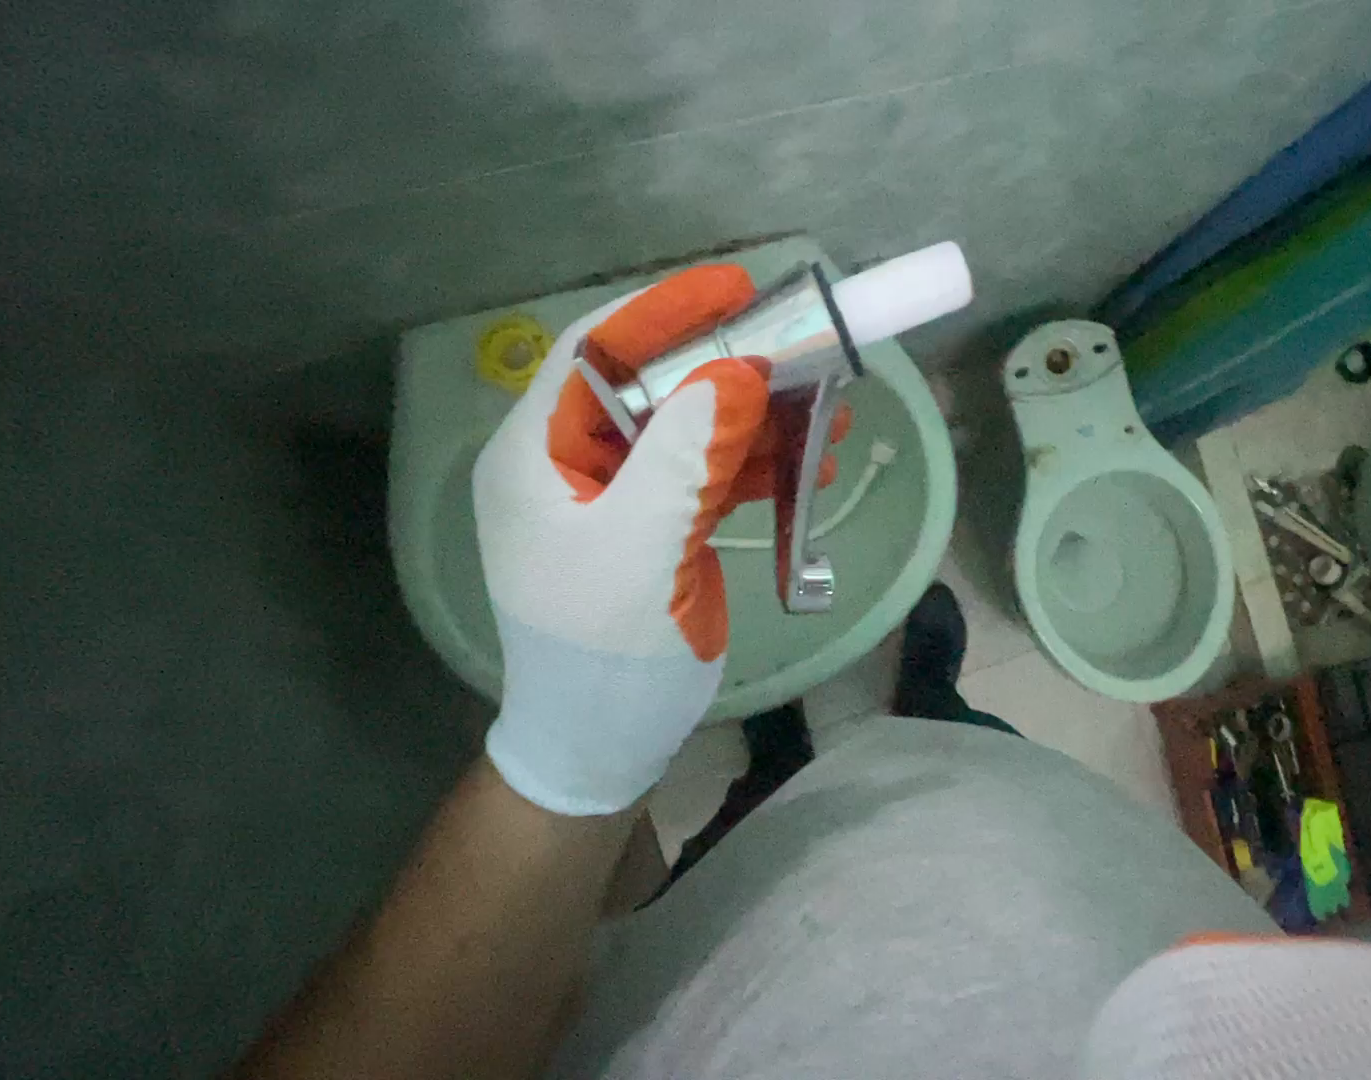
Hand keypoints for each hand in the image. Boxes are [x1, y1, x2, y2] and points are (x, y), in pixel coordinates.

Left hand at [473, 266, 768, 815]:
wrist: (604, 738)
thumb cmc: (602, 649)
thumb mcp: (640, 546)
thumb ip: (684, 456)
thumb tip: (739, 372)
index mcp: (539, 453)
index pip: (598, 353)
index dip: (666, 312)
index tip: (738, 288)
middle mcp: (576, 464)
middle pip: (657, 388)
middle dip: (732, 372)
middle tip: (803, 354)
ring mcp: (622, 498)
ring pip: (695, 434)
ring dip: (760, 423)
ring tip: (830, 413)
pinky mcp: (661, 529)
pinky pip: (712, 478)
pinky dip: (761, 469)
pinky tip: (814, 466)